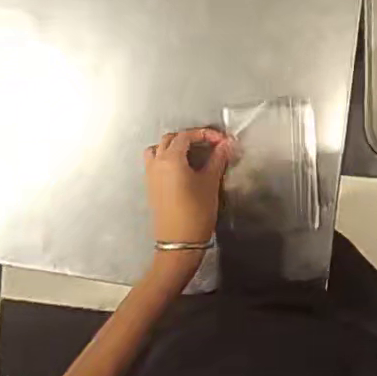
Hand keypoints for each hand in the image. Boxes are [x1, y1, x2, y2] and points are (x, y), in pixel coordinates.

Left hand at [143, 128, 233, 245]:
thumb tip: (225, 144)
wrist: (179, 241)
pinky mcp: (151, 186)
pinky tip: (183, 168)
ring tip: (193, 154)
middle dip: (190, 138)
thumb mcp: (210, 183)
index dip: (205, 134)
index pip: (186, 136)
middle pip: (170, 139)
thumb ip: (217, 159)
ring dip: (174, 146)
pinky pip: (155, 162)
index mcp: (170, 158)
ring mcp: (150, 174)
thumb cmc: (196, 211)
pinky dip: (167, 158)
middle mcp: (156, 162)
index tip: (221, 141)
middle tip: (209, 145)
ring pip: (158, 149)